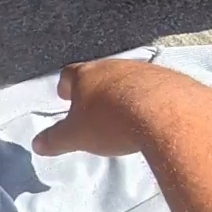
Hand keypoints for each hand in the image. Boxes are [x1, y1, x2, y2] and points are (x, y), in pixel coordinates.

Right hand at [33, 59, 211, 156]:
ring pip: (129, 79)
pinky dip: (152, 100)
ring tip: (125, 115)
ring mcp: (146, 71)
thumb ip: (55, 139)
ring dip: (125, 94)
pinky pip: (157, 88)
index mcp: (86, 75)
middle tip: (94, 107)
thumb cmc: (111, 122)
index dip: (66, 86)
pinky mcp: (173, 80)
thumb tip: (37, 144)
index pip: (69, 74)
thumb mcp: (76, 136)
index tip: (65, 96)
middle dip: (96, 90)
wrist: (168, 115)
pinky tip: (153, 118)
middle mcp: (114, 67)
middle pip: (100, 74)